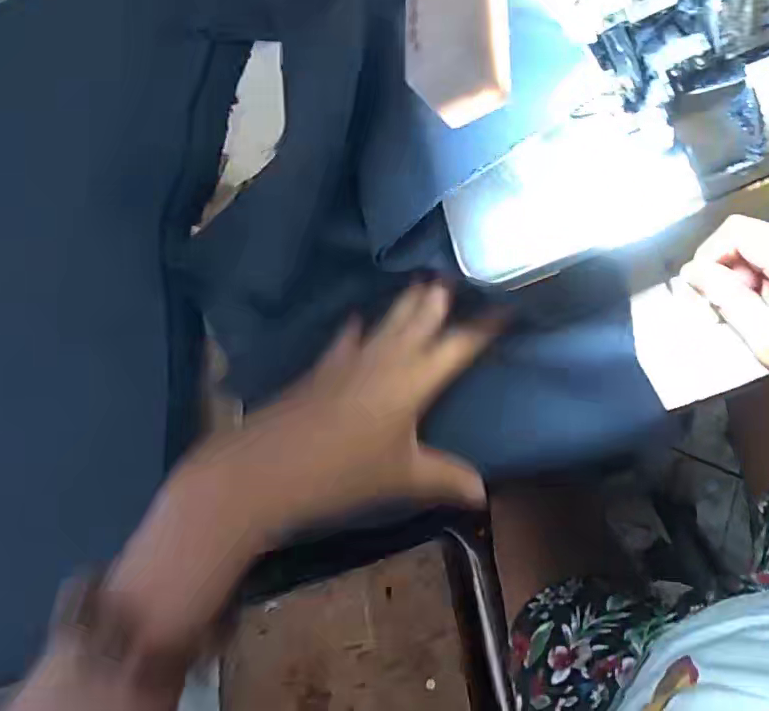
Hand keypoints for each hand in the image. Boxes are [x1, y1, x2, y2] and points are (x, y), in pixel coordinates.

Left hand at [201, 282, 502, 534]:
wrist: (260, 470)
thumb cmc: (341, 473)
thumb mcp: (401, 478)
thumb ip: (446, 479)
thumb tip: (485, 496)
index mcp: (416, 379)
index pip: (461, 344)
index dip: (487, 324)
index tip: (509, 303)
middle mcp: (389, 358)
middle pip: (423, 317)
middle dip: (444, 295)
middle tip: (462, 272)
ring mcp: (354, 358)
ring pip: (390, 319)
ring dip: (409, 301)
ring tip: (424, 279)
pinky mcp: (325, 367)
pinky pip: (349, 338)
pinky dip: (358, 327)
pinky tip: (357, 318)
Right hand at [681, 215, 768, 443]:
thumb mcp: (768, 340)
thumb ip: (725, 298)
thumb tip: (690, 271)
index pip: (738, 232)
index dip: (709, 257)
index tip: (699, 293)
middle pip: (750, 238)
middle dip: (730, 273)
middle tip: (725, 313)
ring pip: (763, 248)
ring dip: (748, 280)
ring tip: (755, 318)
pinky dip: (768, 282)